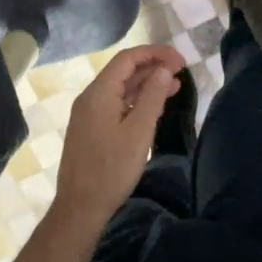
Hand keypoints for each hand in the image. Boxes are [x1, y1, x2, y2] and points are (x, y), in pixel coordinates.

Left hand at [54, 44, 186, 223]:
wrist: (80, 207)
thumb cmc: (112, 169)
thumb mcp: (138, 132)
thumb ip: (152, 96)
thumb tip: (163, 69)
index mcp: (99, 93)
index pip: (128, 58)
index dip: (155, 54)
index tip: (180, 61)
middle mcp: (90, 97)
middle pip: (123, 71)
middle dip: (152, 67)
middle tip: (181, 72)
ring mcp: (88, 114)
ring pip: (120, 89)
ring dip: (146, 84)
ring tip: (174, 87)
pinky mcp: (91, 129)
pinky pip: (116, 104)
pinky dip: (136, 101)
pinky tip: (153, 108)